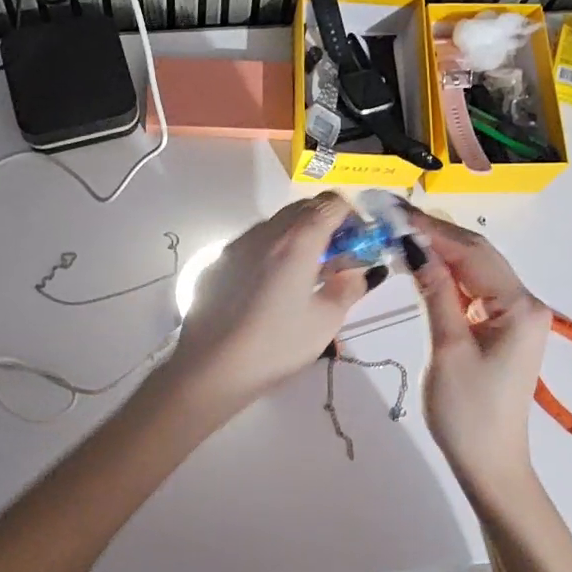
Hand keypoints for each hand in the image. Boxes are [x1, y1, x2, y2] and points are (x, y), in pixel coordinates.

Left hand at [165, 192, 371, 410]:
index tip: (358, 243)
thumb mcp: (325, 321)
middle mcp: (264, 234)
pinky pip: (252, 246)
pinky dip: (270, 255)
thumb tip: (360, 272)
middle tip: (336, 261)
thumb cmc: (276, 345)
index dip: (351, 216)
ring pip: (275, 226)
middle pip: (302, 209)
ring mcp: (235, 247)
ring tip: (304, 278)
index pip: (330, 203)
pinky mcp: (217, 265)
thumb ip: (348, 288)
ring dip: (297, 239)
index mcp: (296, 241)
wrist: (211, 368)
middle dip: (325, 226)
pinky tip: (270, 291)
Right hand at [407, 207, 552, 485]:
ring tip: (402, 238)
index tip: (396, 214)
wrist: (488, 462)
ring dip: (442, 254)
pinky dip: (449, 278)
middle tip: (394, 220)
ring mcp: (516, 317)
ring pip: (477, 272)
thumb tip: (415, 246)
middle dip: (438, 235)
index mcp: (519, 307)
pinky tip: (423, 269)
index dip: (433, 231)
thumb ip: (435, 292)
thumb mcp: (447, 347)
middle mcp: (525, 304)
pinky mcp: (503, 330)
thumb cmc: (467, 411)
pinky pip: (475, 292)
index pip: (473, 253)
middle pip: (479, 256)